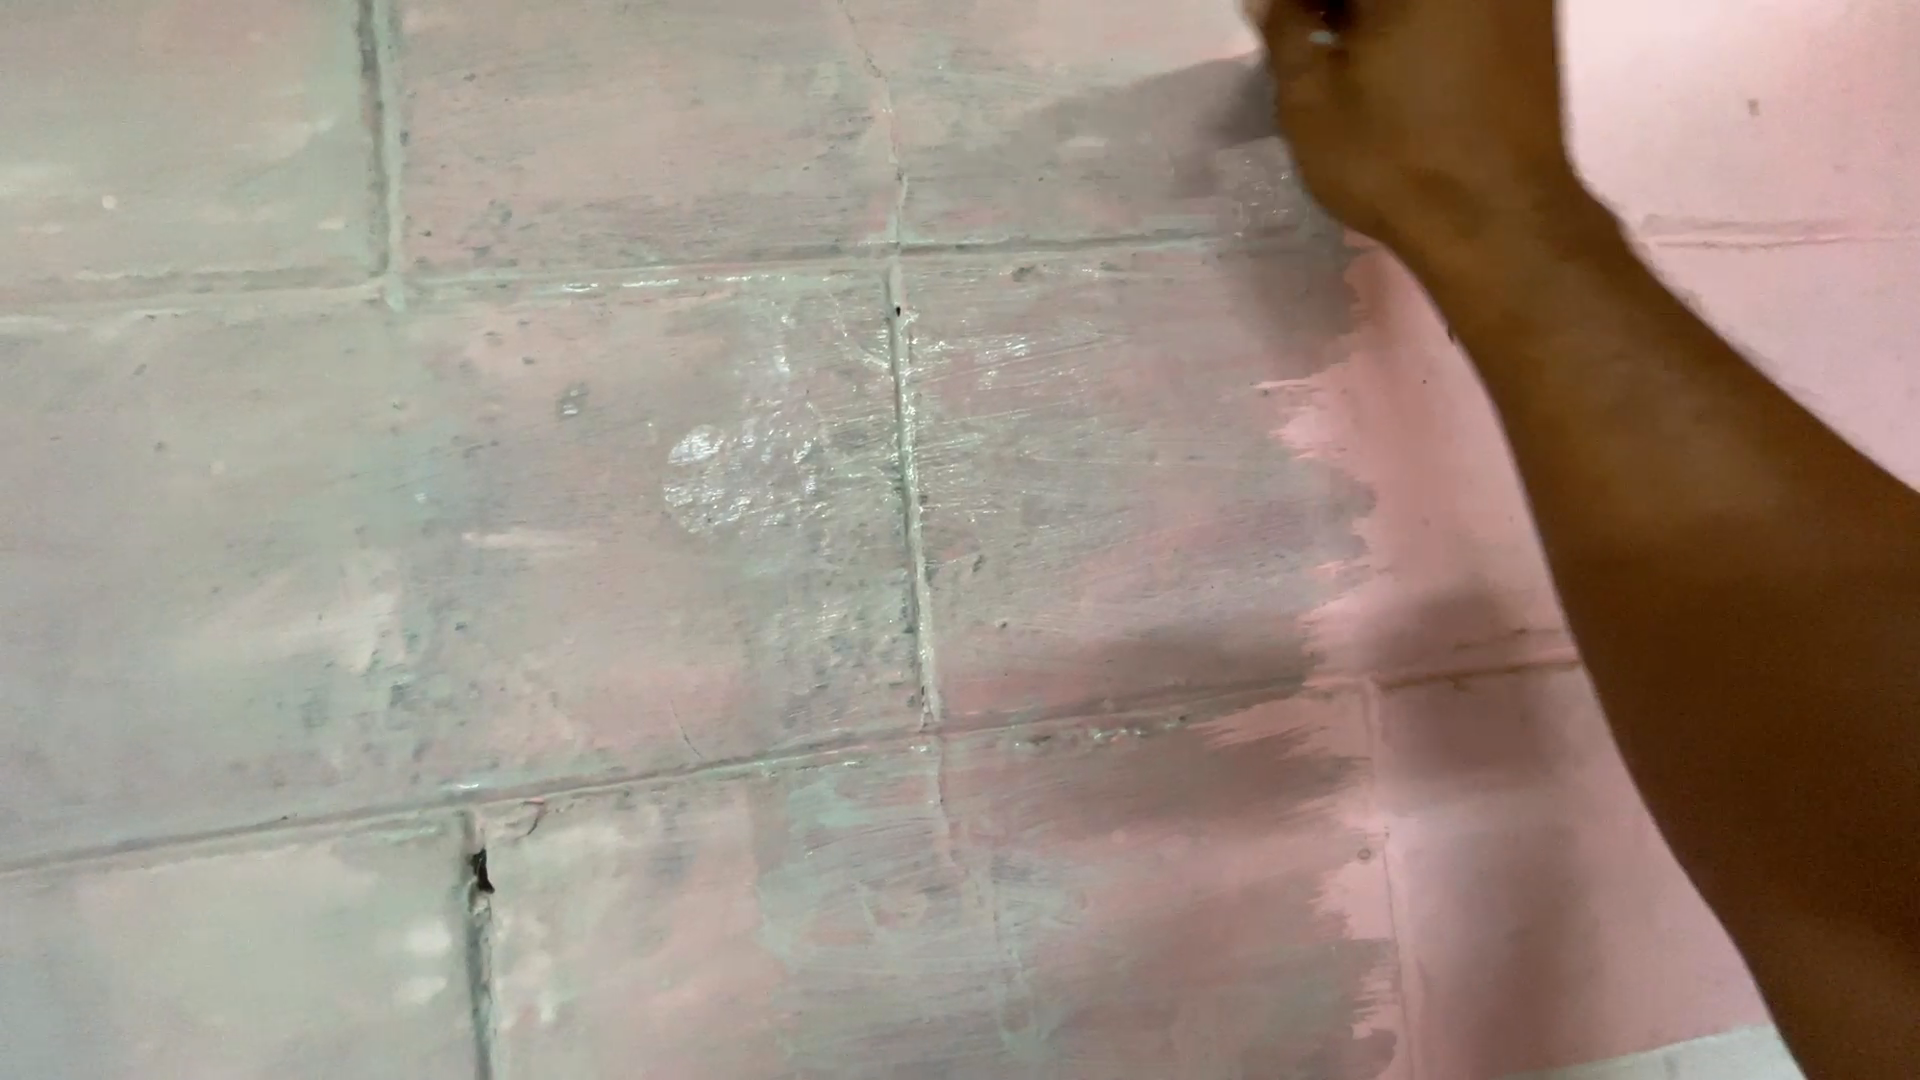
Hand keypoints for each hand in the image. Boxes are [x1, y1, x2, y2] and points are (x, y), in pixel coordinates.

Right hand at [1249, 0, 1584, 260]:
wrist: (1489, 213)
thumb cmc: (1387, 160)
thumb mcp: (1310, 105)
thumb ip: (1285, 35)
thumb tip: (1266, 2)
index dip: (1294, 3)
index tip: (1274, 23)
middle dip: (1332, 3)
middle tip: (1303, 34)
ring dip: (1372, 12)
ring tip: (1343, 49)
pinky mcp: (1531, 12)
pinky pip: (1457, 4)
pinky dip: (1416, 18)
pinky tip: (1392, 58)